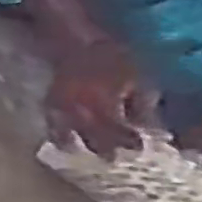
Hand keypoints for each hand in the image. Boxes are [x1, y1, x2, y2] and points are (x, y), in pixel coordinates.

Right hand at [46, 41, 156, 155]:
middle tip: (111, 159)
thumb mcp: (138, 81)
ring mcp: (58, 105)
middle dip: (101, 147)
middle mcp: (77, 107)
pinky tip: (64, 139)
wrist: (77, 42)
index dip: (127, 141)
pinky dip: (57, 132)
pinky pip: (52, 121)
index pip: (115, 129)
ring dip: (73, 143)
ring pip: (63, 131)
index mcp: (101, 101)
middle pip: (88, 134)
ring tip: (80, 152)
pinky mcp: (48, 101)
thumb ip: (143, 109)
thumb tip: (153, 133)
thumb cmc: (113, 59)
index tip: (140, 150)